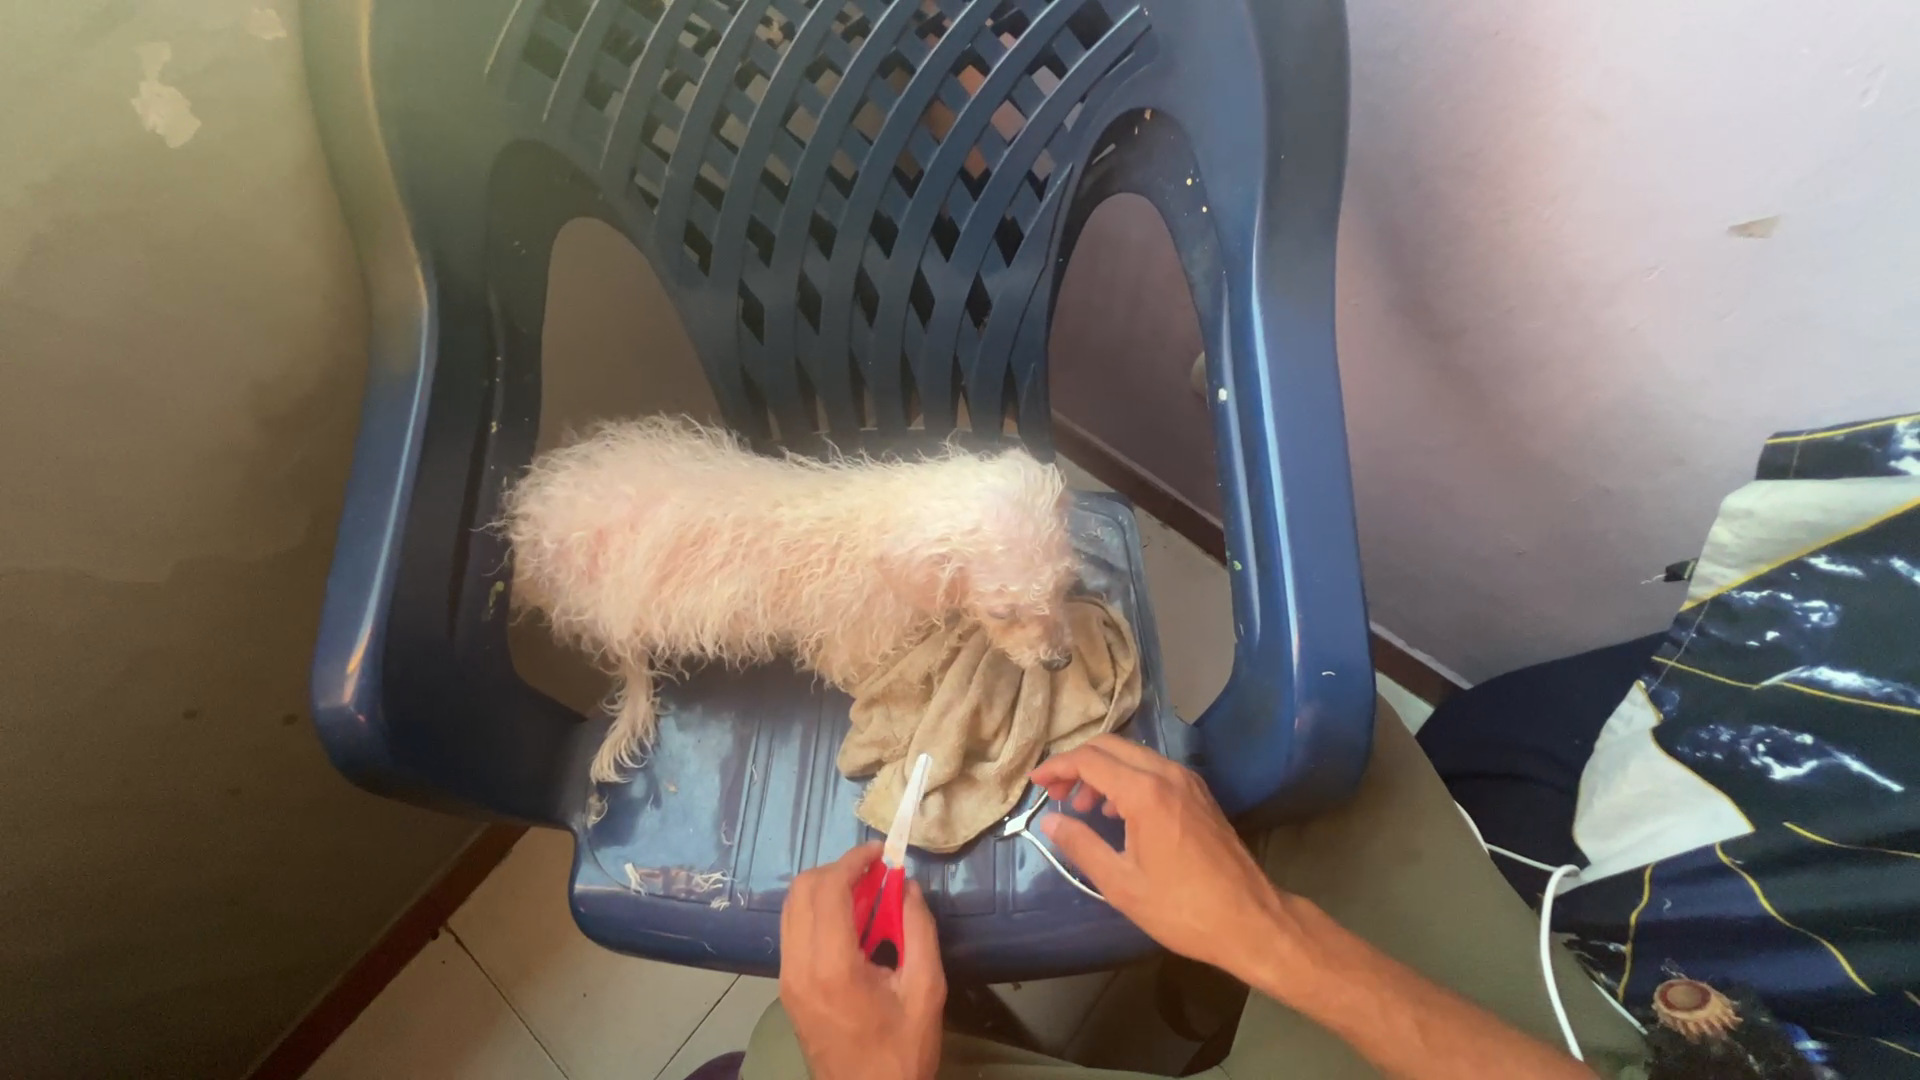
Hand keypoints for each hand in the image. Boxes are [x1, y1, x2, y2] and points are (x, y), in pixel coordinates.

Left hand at [779, 842, 945, 1079]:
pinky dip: (817, 910)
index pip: (828, 888)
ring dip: (825, 887)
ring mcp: (788, 979)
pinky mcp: (788, 988)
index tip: (881, 853)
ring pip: (793, 906)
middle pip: (802, 889)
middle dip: (838, 869)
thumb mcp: (926, 989)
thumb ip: (919, 928)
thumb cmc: (901, 1052)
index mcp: (833, 967)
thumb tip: (906, 886)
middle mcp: (799, 967)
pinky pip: (794, 929)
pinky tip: (850, 922)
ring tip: (864, 894)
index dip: (853, 860)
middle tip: (874, 872)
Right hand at [1030, 735, 1296, 981]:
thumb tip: (1049, 823)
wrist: (1251, 921)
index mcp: (1144, 793)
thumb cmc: (1182, 908)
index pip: (1089, 760)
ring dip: (1101, 770)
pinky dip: (1126, 777)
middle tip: (1056, 794)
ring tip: (1083, 807)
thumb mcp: (1121, 884)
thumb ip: (1081, 845)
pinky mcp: (1198, 792)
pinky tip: (1117, 811)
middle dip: (1077, 764)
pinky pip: (1152, 768)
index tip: (1036, 783)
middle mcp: (1166, 774)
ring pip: (1132, 755)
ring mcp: (1186, 780)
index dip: (1057, 767)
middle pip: (1109, 746)